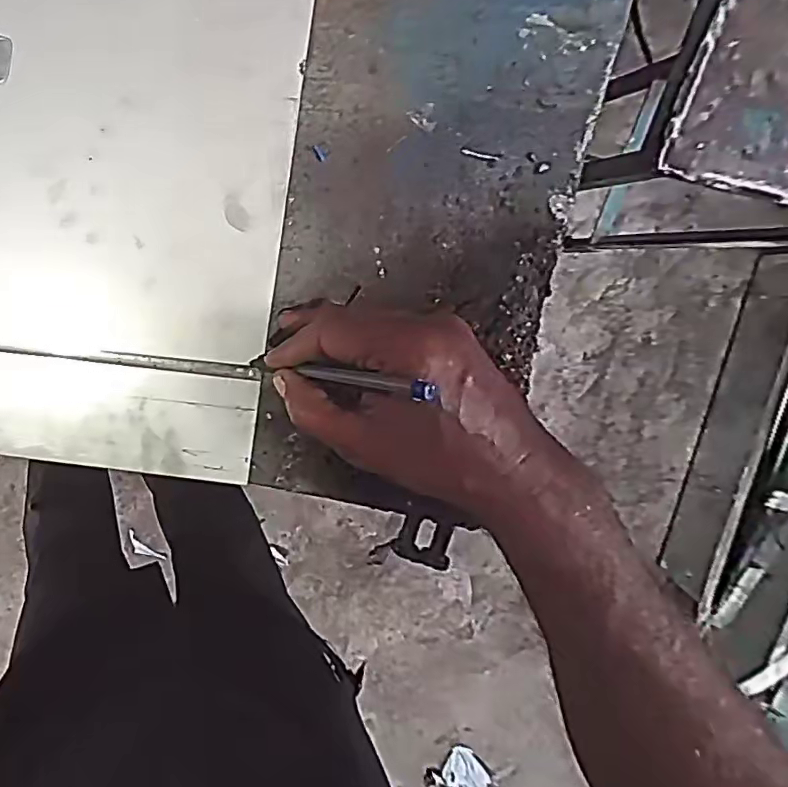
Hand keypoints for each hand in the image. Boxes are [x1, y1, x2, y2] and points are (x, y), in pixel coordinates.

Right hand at [264, 303, 572, 518]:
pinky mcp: (449, 335)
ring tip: (308, 352)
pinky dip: (362, 338)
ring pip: (369, 316)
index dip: (295, 345)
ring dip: (335, 333)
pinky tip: (346, 355)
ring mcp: (444, 328)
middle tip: (283, 345)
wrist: (510, 471)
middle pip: (350, 315)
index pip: (334, 329)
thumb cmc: (452, 463)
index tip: (277, 361)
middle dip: (310, 331)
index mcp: (412, 349)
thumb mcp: (365, 445)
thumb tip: (289, 386)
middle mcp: (431, 327)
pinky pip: (392, 325)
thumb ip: (314, 411)